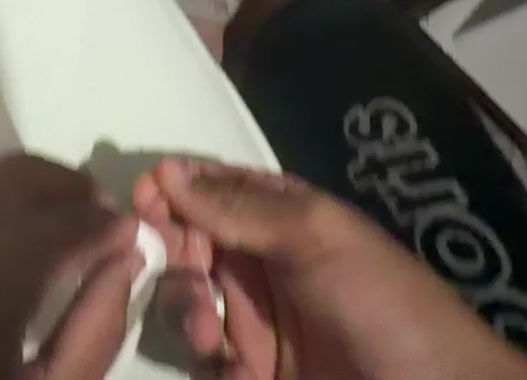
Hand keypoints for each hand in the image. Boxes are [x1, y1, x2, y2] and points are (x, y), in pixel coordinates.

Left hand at [0, 153, 142, 379]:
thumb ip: (93, 331)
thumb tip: (126, 259)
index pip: (57, 224)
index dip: (100, 222)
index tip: (129, 228)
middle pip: (15, 178)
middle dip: (65, 185)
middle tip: (99, 209)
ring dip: (22, 180)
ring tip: (53, 207)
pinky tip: (0, 216)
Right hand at [134, 159, 526, 379]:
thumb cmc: (384, 304)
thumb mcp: (314, 238)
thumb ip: (236, 206)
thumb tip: (164, 167)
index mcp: (278, 215)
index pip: (209, 188)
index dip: (173, 188)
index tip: (142, 197)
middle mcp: (258, 261)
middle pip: (187, 239)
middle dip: (170, 247)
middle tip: (167, 261)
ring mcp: (253, 320)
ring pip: (186, 295)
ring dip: (183, 305)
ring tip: (206, 332)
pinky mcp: (250, 373)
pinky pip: (201, 356)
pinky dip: (199, 356)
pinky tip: (222, 362)